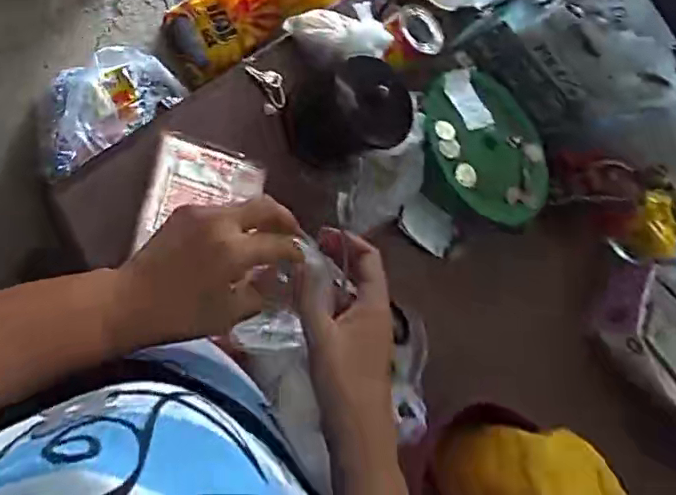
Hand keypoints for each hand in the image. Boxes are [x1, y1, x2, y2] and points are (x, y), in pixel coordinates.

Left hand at [112, 196, 303, 348]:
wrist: (131, 298)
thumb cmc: (181, 315)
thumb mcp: (228, 313)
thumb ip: (261, 292)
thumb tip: (282, 280)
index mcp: (233, 249)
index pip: (278, 242)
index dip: (296, 252)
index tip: (305, 260)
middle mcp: (220, 221)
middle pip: (265, 206)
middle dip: (286, 219)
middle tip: (295, 236)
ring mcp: (201, 211)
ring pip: (243, 206)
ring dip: (260, 219)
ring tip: (267, 240)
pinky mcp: (186, 210)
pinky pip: (222, 210)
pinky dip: (237, 221)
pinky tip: (237, 241)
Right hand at [298, 229, 397, 464]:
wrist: (360, 440)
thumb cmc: (343, 384)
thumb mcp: (321, 335)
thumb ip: (310, 295)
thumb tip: (301, 259)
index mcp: (374, 305)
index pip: (370, 257)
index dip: (347, 240)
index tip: (320, 233)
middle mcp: (376, 314)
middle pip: (361, 273)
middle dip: (336, 256)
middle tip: (305, 249)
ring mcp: (369, 333)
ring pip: (350, 293)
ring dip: (329, 279)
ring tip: (299, 272)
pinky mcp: (359, 349)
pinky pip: (345, 312)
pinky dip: (327, 300)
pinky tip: (304, 305)